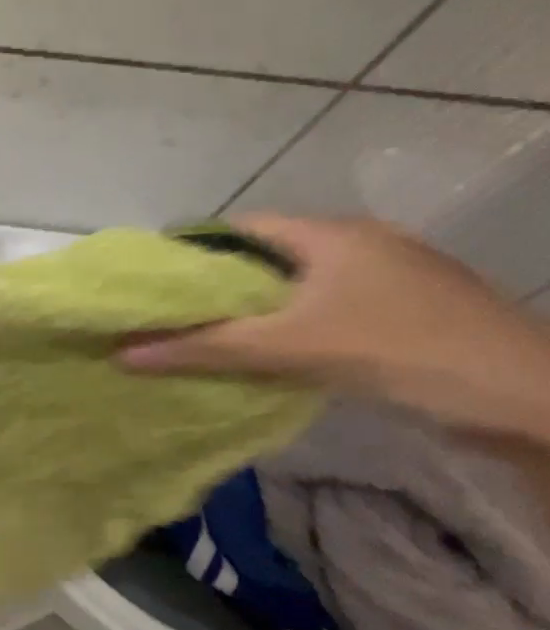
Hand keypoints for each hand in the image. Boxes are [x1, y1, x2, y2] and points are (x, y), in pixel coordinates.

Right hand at [119, 215, 549, 443]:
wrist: (536, 401)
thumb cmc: (402, 351)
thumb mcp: (290, 349)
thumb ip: (204, 348)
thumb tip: (121, 352)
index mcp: (332, 234)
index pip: (240, 228)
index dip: (194, 252)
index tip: (157, 284)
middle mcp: (365, 241)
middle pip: (272, 255)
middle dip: (225, 284)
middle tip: (179, 315)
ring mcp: (400, 274)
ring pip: (308, 282)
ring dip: (266, 306)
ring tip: (223, 336)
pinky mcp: (422, 308)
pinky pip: (339, 303)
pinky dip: (304, 321)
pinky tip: (289, 351)